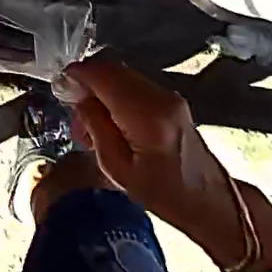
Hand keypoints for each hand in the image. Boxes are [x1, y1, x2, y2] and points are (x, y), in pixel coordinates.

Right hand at [60, 59, 262, 267]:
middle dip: (85, 81)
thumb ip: (94, 125)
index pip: (101, 75)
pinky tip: (109, 118)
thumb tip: (78, 97)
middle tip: (72, 107)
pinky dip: (113, 92)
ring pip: (120, 74)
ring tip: (91, 120)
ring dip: (98, 87)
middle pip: (110, 69)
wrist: (211, 202)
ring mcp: (169, 97)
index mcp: (145, 115)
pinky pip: (132, 83)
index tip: (59, 87)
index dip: (75, 75)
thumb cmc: (164, 193)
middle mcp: (160, 98)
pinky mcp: (171, 101)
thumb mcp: (116, 167)